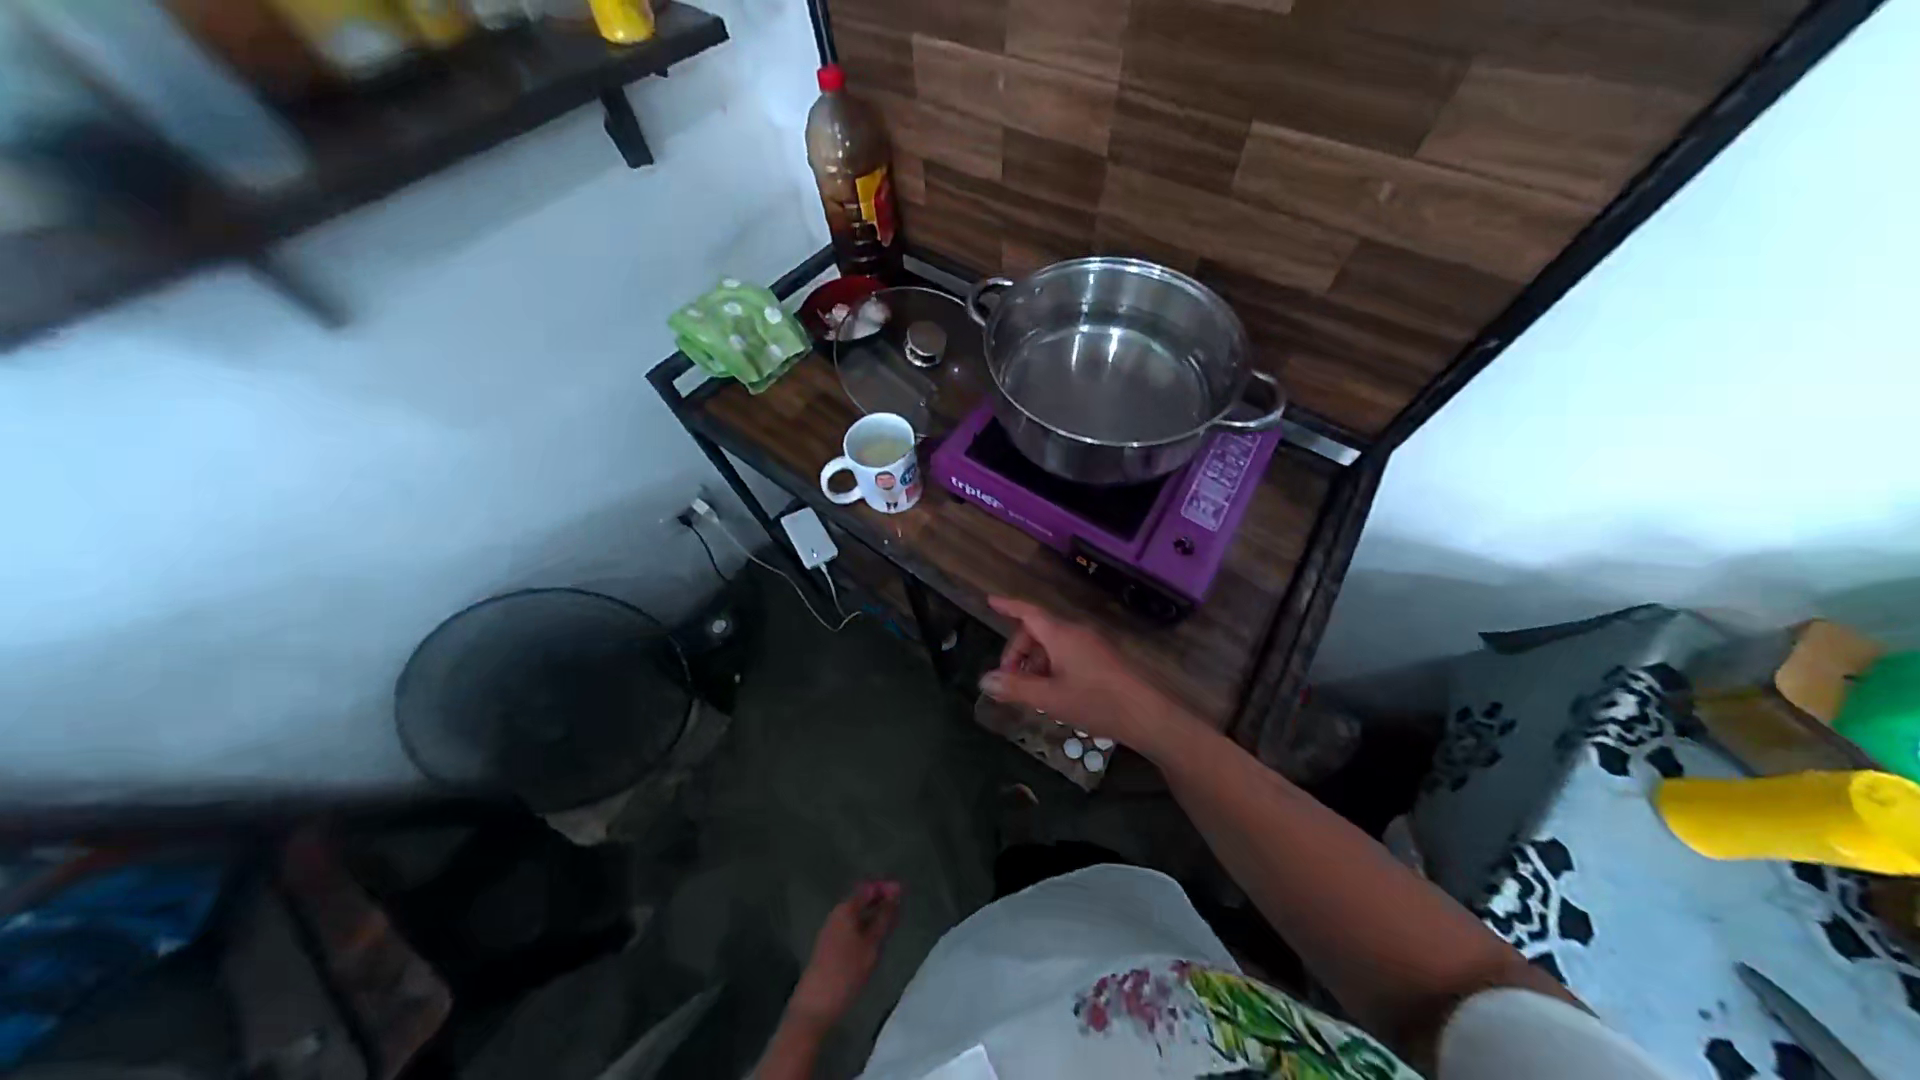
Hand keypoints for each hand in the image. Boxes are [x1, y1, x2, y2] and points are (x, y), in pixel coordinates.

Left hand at [787, 880, 901, 1026]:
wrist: (815, 1007)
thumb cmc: (845, 973)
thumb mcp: (871, 945)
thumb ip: (884, 919)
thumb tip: (895, 895)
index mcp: (845, 909)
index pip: (868, 888)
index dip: (886, 887)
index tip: (904, 892)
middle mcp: (837, 915)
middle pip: (862, 899)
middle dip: (881, 900)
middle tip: (902, 907)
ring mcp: (833, 931)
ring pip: (858, 915)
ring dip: (875, 914)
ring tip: (894, 921)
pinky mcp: (831, 947)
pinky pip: (853, 927)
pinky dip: (867, 927)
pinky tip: (877, 937)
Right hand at [977, 596, 1209, 761]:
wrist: (1146, 715)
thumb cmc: (1095, 702)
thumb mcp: (1049, 698)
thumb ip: (1016, 687)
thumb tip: (985, 679)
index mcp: (1061, 634)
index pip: (1028, 612)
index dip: (1008, 606)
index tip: (990, 602)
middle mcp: (1076, 632)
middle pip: (1038, 630)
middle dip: (1018, 650)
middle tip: (1010, 679)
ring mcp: (1091, 644)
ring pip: (1053, 643)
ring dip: (1035, 661)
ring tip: (1032, 690)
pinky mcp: (1102, 658)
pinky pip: (1068, 652)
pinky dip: (1052, 665)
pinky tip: (1054, 692)